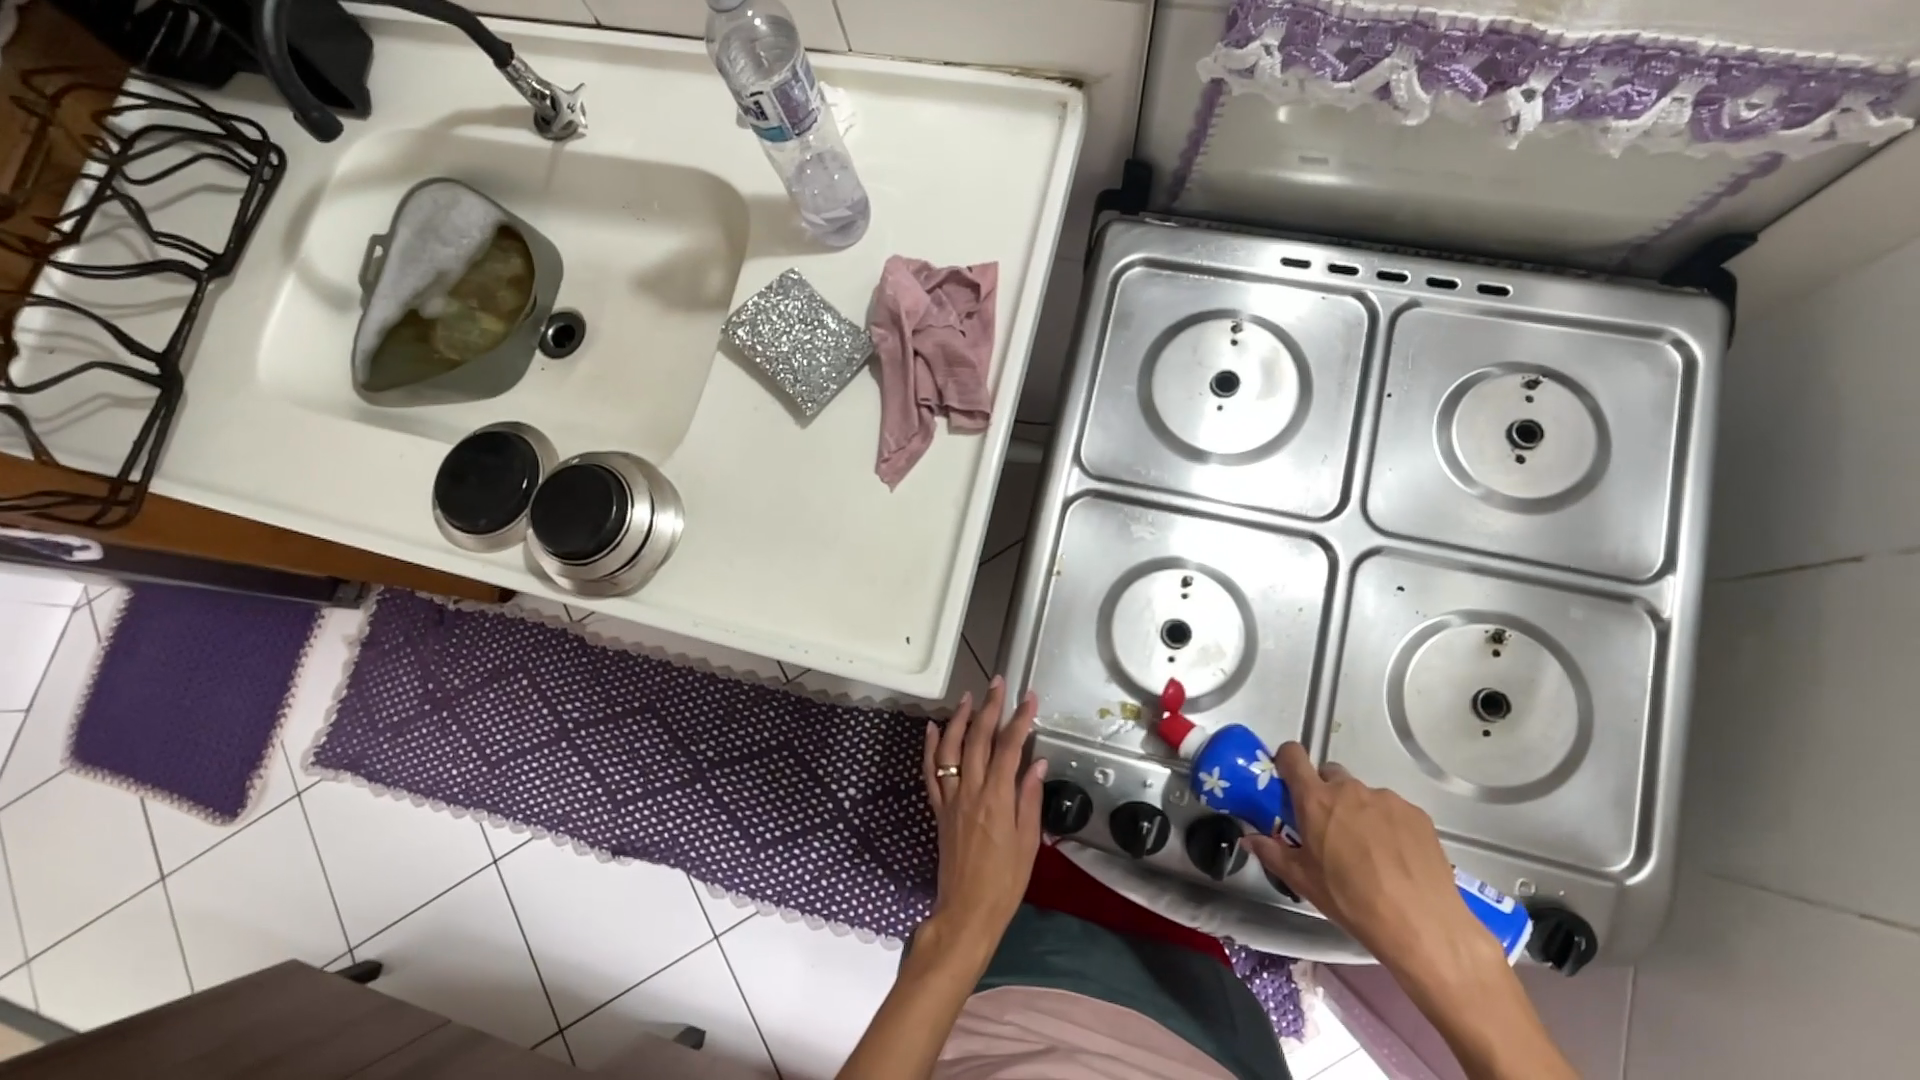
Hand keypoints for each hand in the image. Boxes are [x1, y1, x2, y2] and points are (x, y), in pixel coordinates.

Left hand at [921, 677, 1047, 949]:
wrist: (967, 911)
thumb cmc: (1005, 882)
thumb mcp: (1028, 843)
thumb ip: (1030, 799)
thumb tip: (1036, 763)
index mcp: (997, 800)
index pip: (1009, 748)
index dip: (1020, 720)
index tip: (1029, 698)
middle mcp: (971, 792)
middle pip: (977, 740)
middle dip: (989, 708)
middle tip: (997, 684)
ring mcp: (950, 799)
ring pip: (950, 749)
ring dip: (958, 719)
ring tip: (967, 697)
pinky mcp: (938, 810)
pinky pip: (930, 772)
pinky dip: (930, 747)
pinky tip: (933, 728)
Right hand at [1241, 742, 1490, 974]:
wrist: (1420, 923)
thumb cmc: (1350, 900)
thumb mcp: (1302, 881)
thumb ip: (1271, 852)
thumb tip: (1250, 839)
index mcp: (1316, 800)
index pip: (1292, 755)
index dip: (1286, 761)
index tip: (1287, 782)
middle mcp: (1350, 790)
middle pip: (1329, 774)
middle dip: (1324, 793)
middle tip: (1328, 828)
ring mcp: (1387, 799)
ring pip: (1363, 795)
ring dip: (1358, 811)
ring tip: (1368, 851)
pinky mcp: (1416, 814)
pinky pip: (1392, 810)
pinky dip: (1388, 825)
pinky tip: (1394, 857)